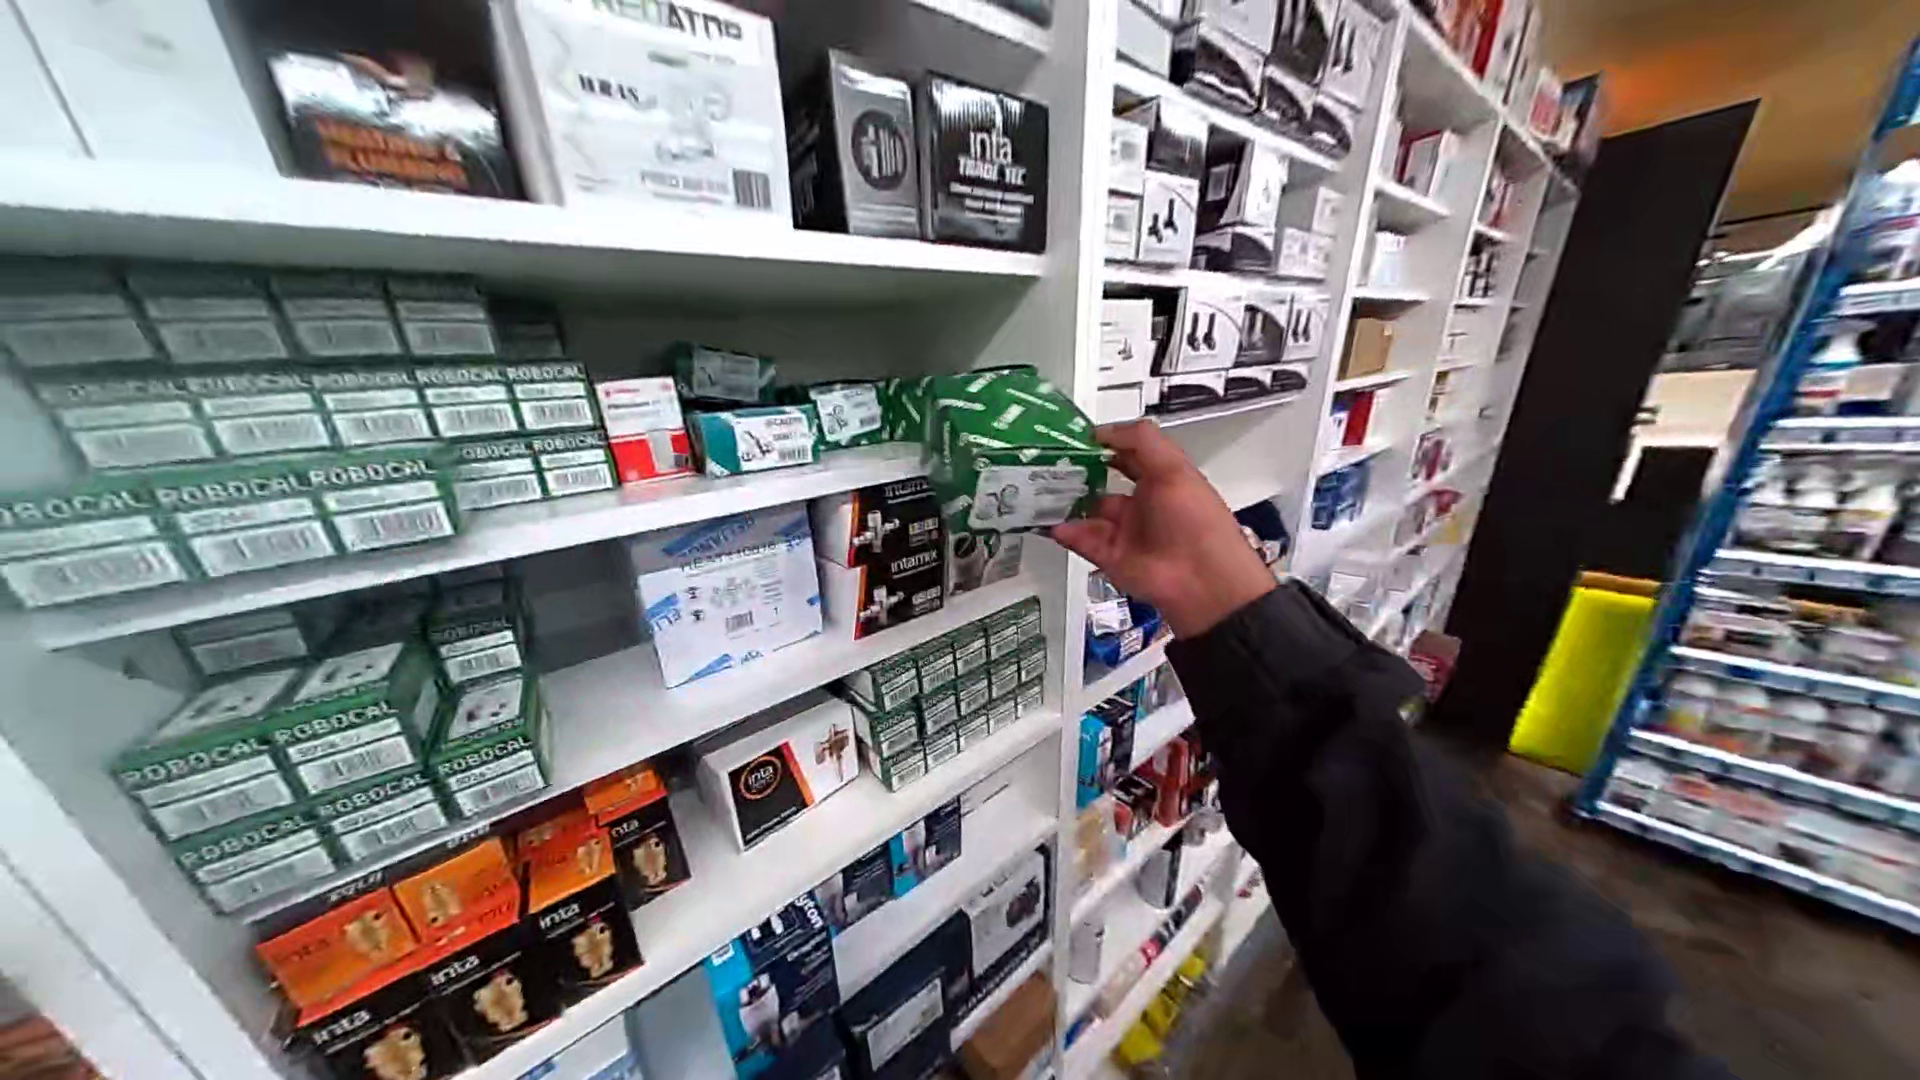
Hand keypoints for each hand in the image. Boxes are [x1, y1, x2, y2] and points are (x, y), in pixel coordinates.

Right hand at [1052, 421, 1275, 637]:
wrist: (1201, 581)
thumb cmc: (1195, 521)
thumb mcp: (1172, 468)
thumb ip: (1140, 441)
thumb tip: (1103, 431)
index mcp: (1161, 480)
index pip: (1127, 455)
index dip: (1104, 445)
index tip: (1075, 438)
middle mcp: (1142, 505)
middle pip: (1101, 485)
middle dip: (1077, 474)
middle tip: (1050, 463)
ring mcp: (1126, 532)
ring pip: (1087, 513)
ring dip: (1065, 503)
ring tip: (1041, 490)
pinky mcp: (1111, 556)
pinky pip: (1082, 540)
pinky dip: (1065, 531)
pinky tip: (1051, 521)